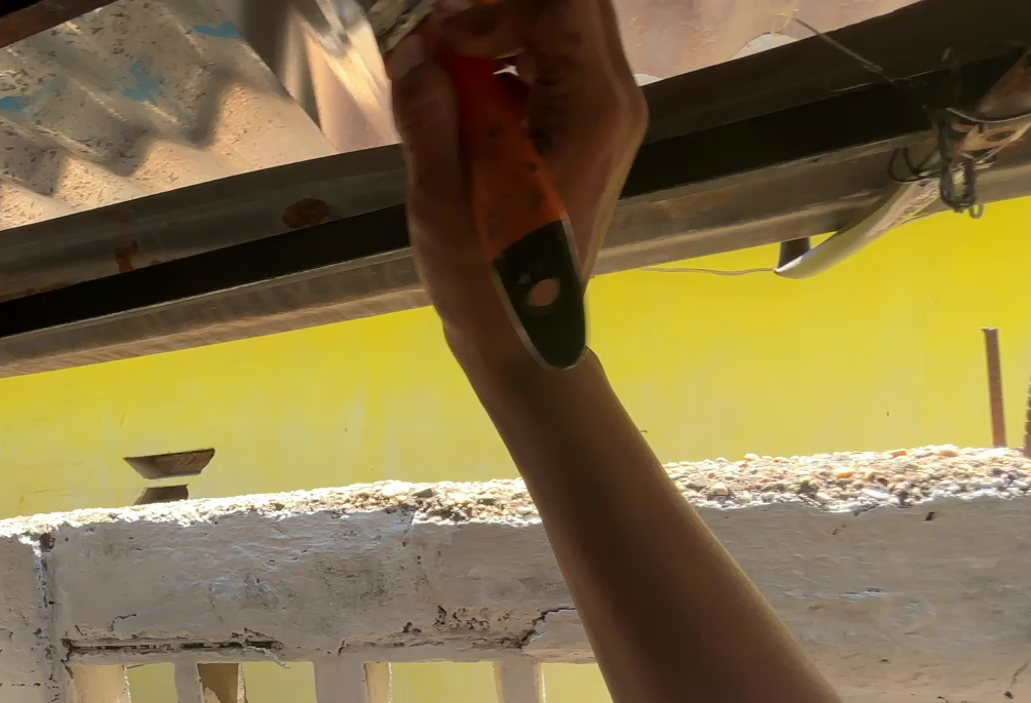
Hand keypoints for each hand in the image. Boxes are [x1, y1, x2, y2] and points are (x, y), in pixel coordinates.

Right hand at [387, 0, 645, 386]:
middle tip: (440, 45)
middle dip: (499, 13)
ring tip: (448, 75)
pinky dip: (511, 69)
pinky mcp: (591, 139)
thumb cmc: (483, 284)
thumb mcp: (441, 204)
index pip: (556, 4)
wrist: (522, 340)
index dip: (487, 9)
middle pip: (570, 6)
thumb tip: (414, 56)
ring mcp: (608, 120)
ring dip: (504, 38)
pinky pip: (558, 73)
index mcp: (591, 110)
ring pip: (566, 33)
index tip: (433, 44)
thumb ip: (428, 120)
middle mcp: (615, 102)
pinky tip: (469, 107)